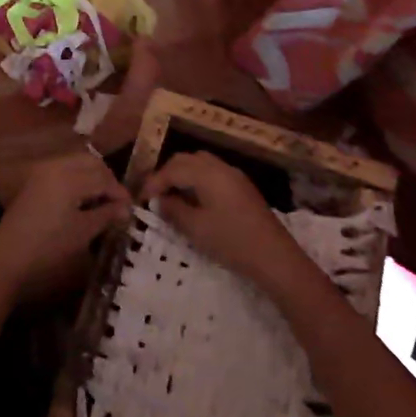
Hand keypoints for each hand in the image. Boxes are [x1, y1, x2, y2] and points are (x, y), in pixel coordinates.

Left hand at [0, 154, 130, 303]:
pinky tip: (82, 199)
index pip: (104, 178)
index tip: (130, 208)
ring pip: (76, 162)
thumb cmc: (48, 246)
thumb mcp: (83, 232)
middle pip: (90, 162)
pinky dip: (77, 178)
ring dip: (92, 176)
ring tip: (101, 200)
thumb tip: (126, 208)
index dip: (120, 192)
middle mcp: (56, 166)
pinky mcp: (35, 180)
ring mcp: (43, 171)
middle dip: (107, 178)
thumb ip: (107, 215)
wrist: (6, 257)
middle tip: (116, 201)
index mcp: (70, 177)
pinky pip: (63, 169)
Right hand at [140, 152, 311, 292]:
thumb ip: (173, 210)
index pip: (173, 168)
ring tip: (171, 198)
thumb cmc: (231, 241)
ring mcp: (235, 176)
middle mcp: (221, 167)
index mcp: (207, 173)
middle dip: (167, 174)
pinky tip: (194, 201)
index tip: (141, 199)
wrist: (274, 256)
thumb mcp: (196, 228)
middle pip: (187, 160)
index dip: (154, 182)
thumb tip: (159, 200)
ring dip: (183, 176)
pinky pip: (213, 174)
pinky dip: (198, 181)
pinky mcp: (243, 188)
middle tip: (154, 195)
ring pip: (201, 164)